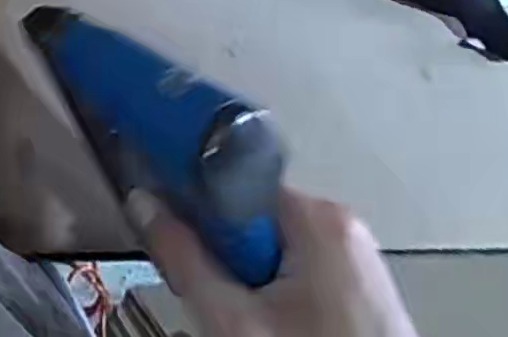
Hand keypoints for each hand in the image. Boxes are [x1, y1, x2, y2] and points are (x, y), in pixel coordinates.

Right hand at [132, 189, 418, 336]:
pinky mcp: (366, 291)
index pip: (234, 186)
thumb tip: (142, 202)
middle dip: (229, 256)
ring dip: (251, 279)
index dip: (201, 212)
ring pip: (275, 248)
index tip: (179, 237)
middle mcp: (344, 225)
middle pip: (254, 218)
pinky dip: (280, 295)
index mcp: (318, 216)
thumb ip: (183, 257)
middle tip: (223, 304)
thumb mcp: (234, 324)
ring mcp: (359, 260)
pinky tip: (276, 331)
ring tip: (252, 326)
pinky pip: (303, 271)